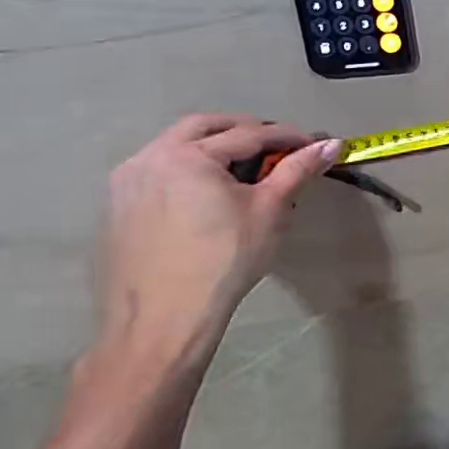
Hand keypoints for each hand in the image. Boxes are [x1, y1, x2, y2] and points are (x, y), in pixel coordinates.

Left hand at [97, 114, 342, 361]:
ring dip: (212, 146)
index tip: (313, 144)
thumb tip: (332, 144)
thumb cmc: (224, 260)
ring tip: (243, 168)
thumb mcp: (270, 210)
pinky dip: (187, 169)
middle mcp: (149, 158)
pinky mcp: (116, 209)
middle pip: (203, 126)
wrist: (162, 322)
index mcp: (187, 155)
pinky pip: (158, 172)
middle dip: (243, 129)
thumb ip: (298, 170)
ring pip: (175, 147)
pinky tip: (206, 194)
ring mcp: (126, 183)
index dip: (285, 137)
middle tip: (275, 147)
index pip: (247, 134)